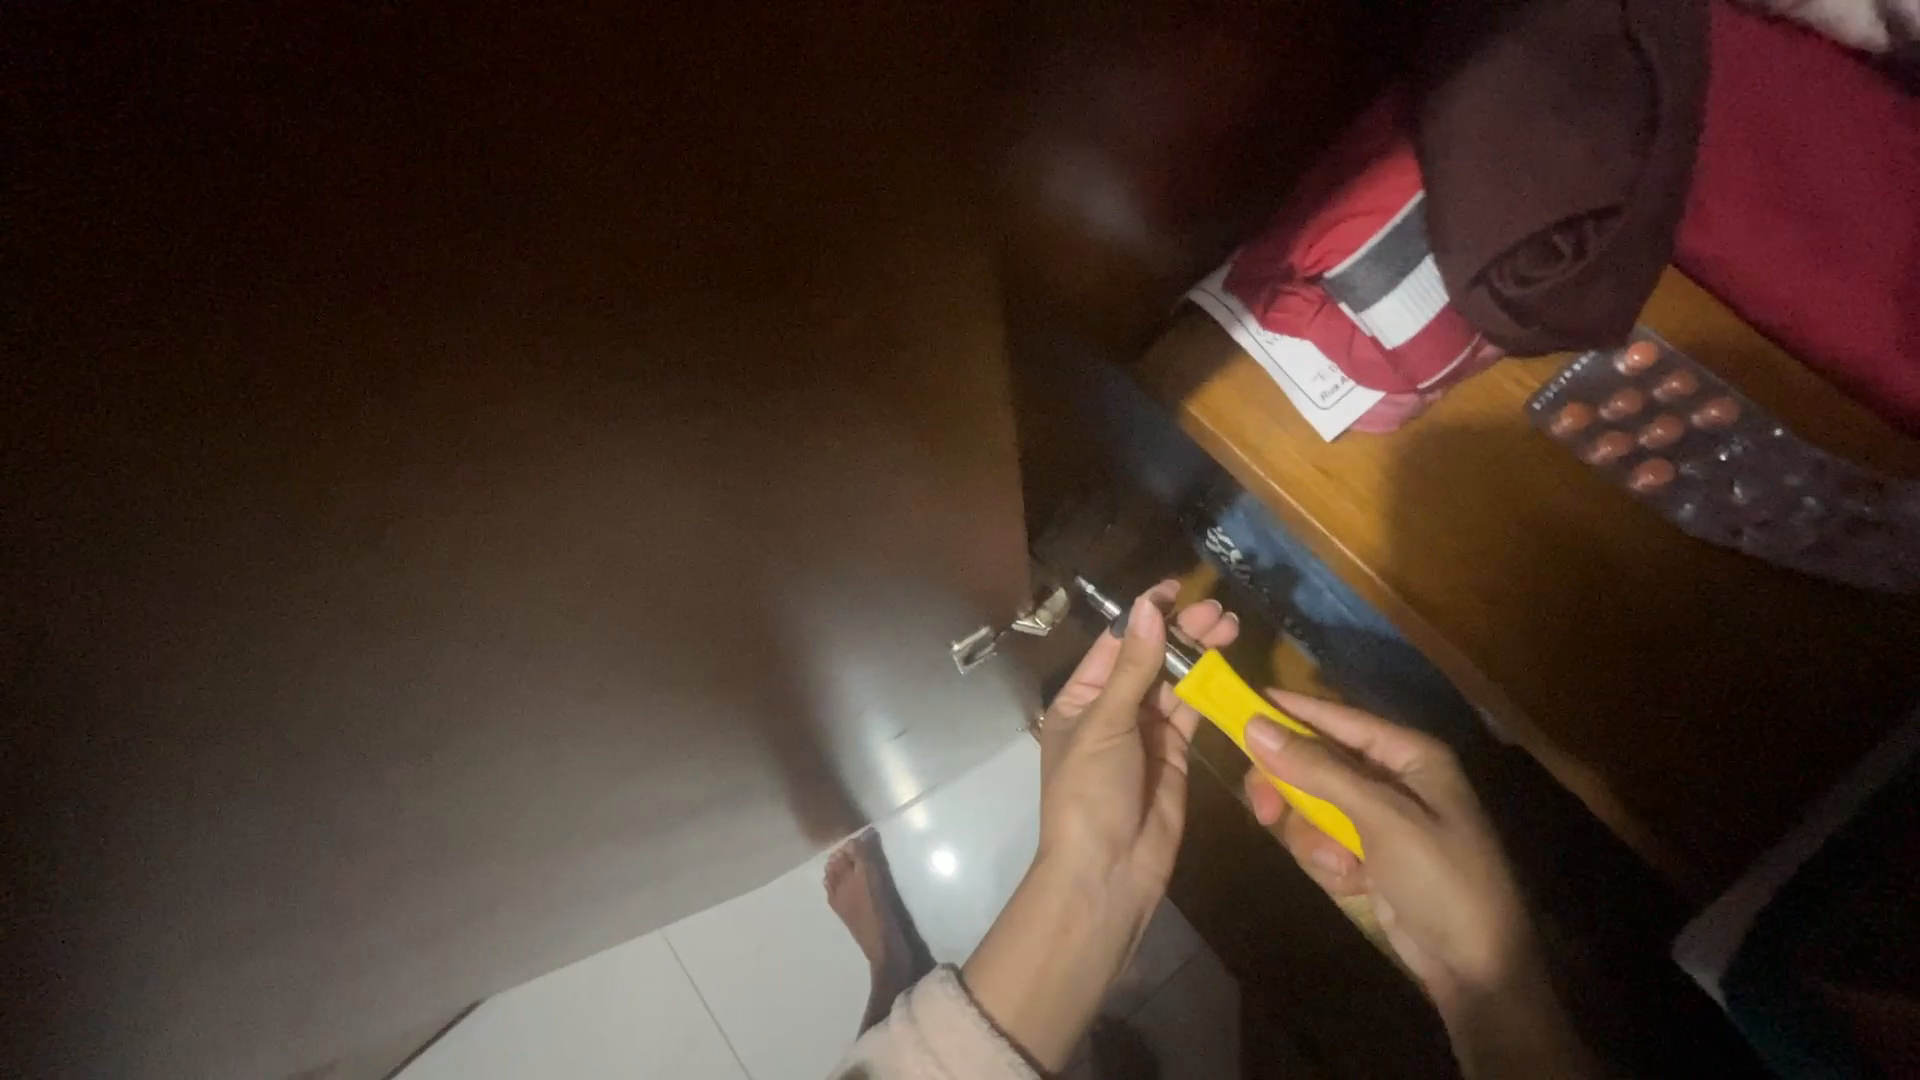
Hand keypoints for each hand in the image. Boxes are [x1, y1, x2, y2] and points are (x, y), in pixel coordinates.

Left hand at [1035, 579, 1239, 901]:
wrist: (1108, 870)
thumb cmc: (1090, 789)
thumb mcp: (1106, 722)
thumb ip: (1134, 666)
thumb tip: (1147, 607)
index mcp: (1080, 697)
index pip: (1114, 644)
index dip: (1143, 615)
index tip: (1173, 588)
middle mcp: (1112, 709)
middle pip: (1148, 659)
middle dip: (1179, 632)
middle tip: (1215, 608)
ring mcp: (1146, 732)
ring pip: (1174, 682)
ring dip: (1198, 655)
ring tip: (1228, 625)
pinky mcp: (1176, 753)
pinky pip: (1193, 712)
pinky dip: (1209, 689)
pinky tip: (1228, 663)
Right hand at [1239, 691, 1533, 1010]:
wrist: (1477, 970)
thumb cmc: (1441, 878)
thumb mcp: (1380, 817)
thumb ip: (1316, 769)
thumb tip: (1254, 725)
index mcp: (1407, 755)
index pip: (1336, 717)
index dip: (1289, 711)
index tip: (1239, 707)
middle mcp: (1389, 778)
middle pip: (1312, 762)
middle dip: (1291, 789)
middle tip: (1264, 808)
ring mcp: (1376, 817)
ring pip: (1308, 804)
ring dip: (1315, 838)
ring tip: (1341, 865)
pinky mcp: (1365, 851)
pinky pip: (1319, 838)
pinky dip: (1327, 861)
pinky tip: (1354, 882)